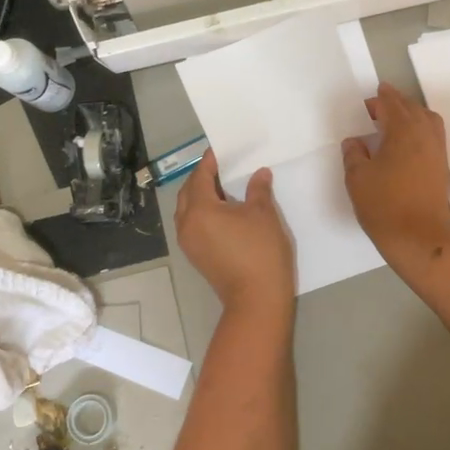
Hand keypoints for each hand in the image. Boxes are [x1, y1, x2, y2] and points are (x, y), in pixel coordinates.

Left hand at [176, 150, 295, 308]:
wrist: (256, 299)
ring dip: (201, 196)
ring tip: (224, 187)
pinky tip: (223, 211)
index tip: (221, 149)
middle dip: (203, 177)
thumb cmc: (260, 251)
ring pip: (188, 210)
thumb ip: (258, 189)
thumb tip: (259, 174)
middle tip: (223, 167)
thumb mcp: (263, 214)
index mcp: (199, 210)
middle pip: (188, 192)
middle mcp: (186, 224)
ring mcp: (188, 243)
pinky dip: (203, 212)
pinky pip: (193, 225)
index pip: (200, 176)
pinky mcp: (196, 256)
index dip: (210, 161)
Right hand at [342, 82, 449, 263]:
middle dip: (395, 103)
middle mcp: (424, 134)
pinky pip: (432, 135)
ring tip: (394, 120)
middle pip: (411, 108)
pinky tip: (407, 141)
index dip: (378, 101)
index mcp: (403, 130)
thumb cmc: (384, 205)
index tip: (366, 104)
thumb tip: (355, 142)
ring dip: (410, 114)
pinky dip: (420, 129)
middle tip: (378, 106)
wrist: (419, 237)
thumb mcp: (357, 178)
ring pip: (426, 119)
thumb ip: (353, 155)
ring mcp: (437, 150)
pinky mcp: (441, 167)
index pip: (391, 105)